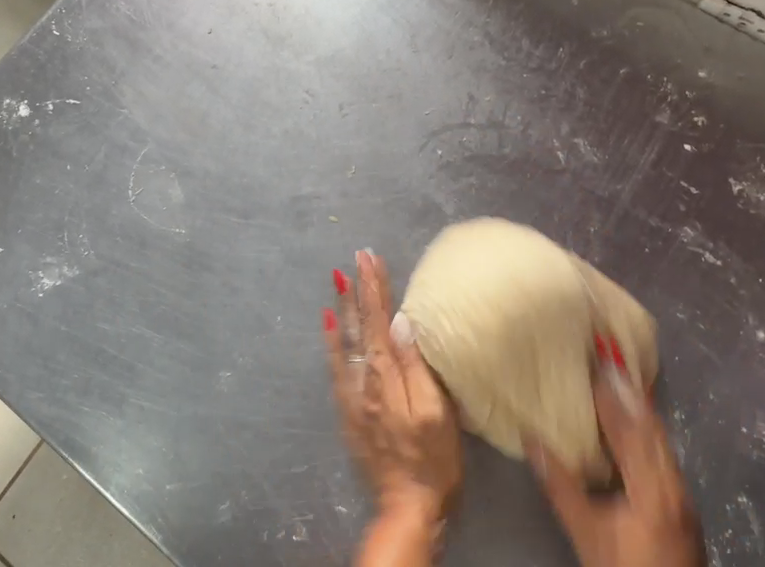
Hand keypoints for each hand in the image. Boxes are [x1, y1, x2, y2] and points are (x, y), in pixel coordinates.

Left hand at [324, 249, 461, 526]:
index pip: (378, 321)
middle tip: (353, 259)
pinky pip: (336, 365)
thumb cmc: (433, 458)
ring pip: (344, 341)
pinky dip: (331, 341)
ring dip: (342, 308)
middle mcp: (364, 380)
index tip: (369, 258)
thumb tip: (400, 321)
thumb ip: (415, 365)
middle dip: (357, 290)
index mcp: (387, 376)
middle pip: (359, 326)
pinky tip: (328, 325)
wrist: (407, 506)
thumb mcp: (435, 411)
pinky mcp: (349, 411)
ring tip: (338, 280)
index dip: (374, 288)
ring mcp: (353, 396)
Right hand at [528, 361, 703, 566]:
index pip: (627, 427)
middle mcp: (672, 483)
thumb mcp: (586, 533)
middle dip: (631, 391)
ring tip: (623, 378)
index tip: (597, 360)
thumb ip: (561, 486)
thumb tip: (531, 439)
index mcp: (650, 485)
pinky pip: (665, 452)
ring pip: (662, 438)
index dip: (611, 393)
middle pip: (652, 426)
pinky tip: (638, 423)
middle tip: (612, 356)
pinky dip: (649, 429)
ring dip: (642, 407)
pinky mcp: (684, 505)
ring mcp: (683, 495)